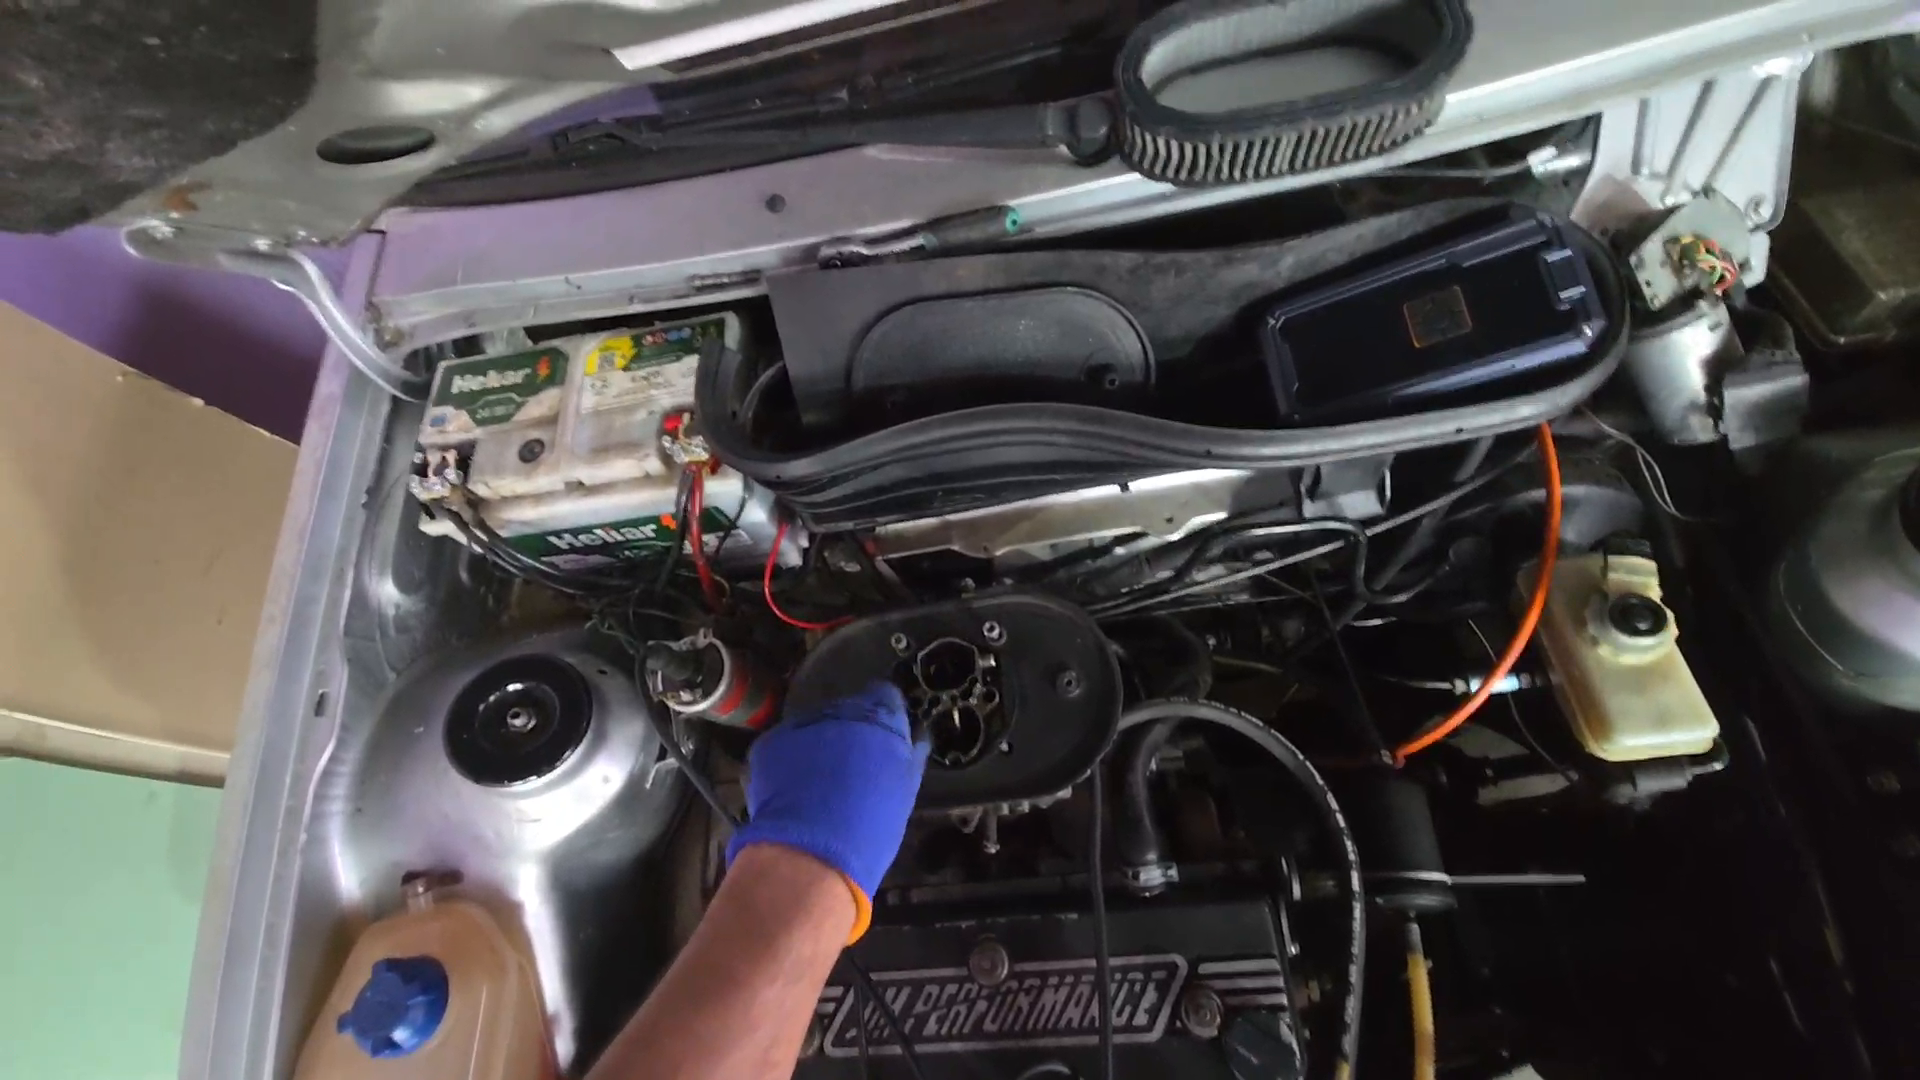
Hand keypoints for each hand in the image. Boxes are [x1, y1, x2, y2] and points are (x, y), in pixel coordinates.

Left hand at [726, 682, 927, 940]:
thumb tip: (914, 742)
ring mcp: (802, 723)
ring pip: (813, 726)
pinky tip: (790, 791)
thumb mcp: (904, 789)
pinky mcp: (770, 742)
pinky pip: (783, 744)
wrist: (812, 854)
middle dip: (849, 731)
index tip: (882, 738)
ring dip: (817, 744)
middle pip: (848, 710)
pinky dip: (786, 761)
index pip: (886, 696)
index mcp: (881, 718)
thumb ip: (908, 757)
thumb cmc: (872, 826)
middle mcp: (842, 709)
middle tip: (848, 766)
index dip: (884, 716)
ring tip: (815, 783)